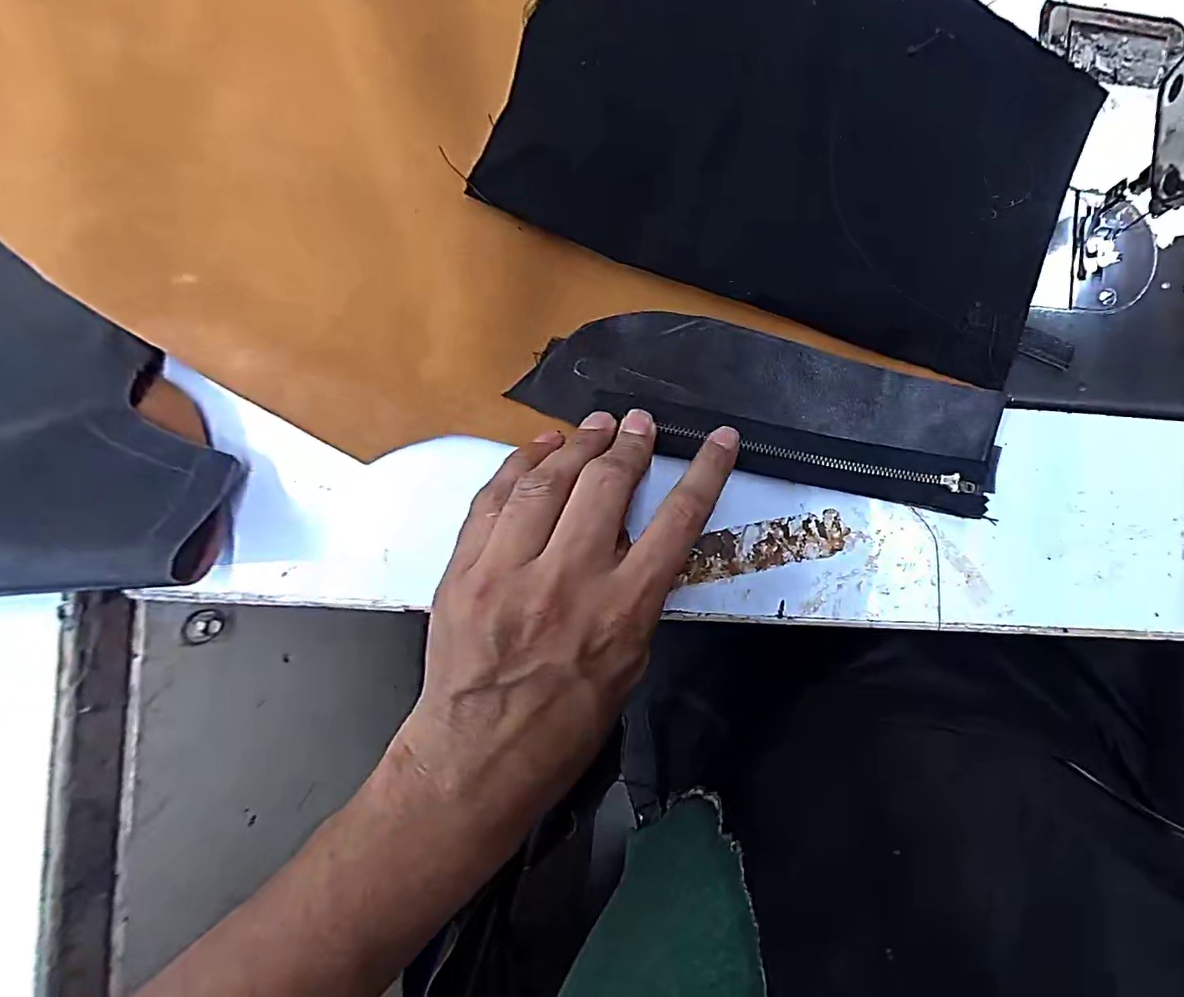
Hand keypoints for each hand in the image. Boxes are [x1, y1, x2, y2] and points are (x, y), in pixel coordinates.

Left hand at [394, 409, 738, 829]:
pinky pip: (491, 501)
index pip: (678, 518)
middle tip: (640, 423)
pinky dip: (517, 465)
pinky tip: (538, 448)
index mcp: (624, 607)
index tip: (719, 441)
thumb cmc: (569, 720)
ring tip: (596, 425)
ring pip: (546, 482)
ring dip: (577, 444)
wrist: (477, 759)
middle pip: (606, 484)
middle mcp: (569, 579)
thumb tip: (639, 544)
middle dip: (631, 443)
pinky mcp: (463, 572)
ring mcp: (509, 572)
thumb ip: (641, 594)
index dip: (706, 470)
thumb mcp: (633, 658)